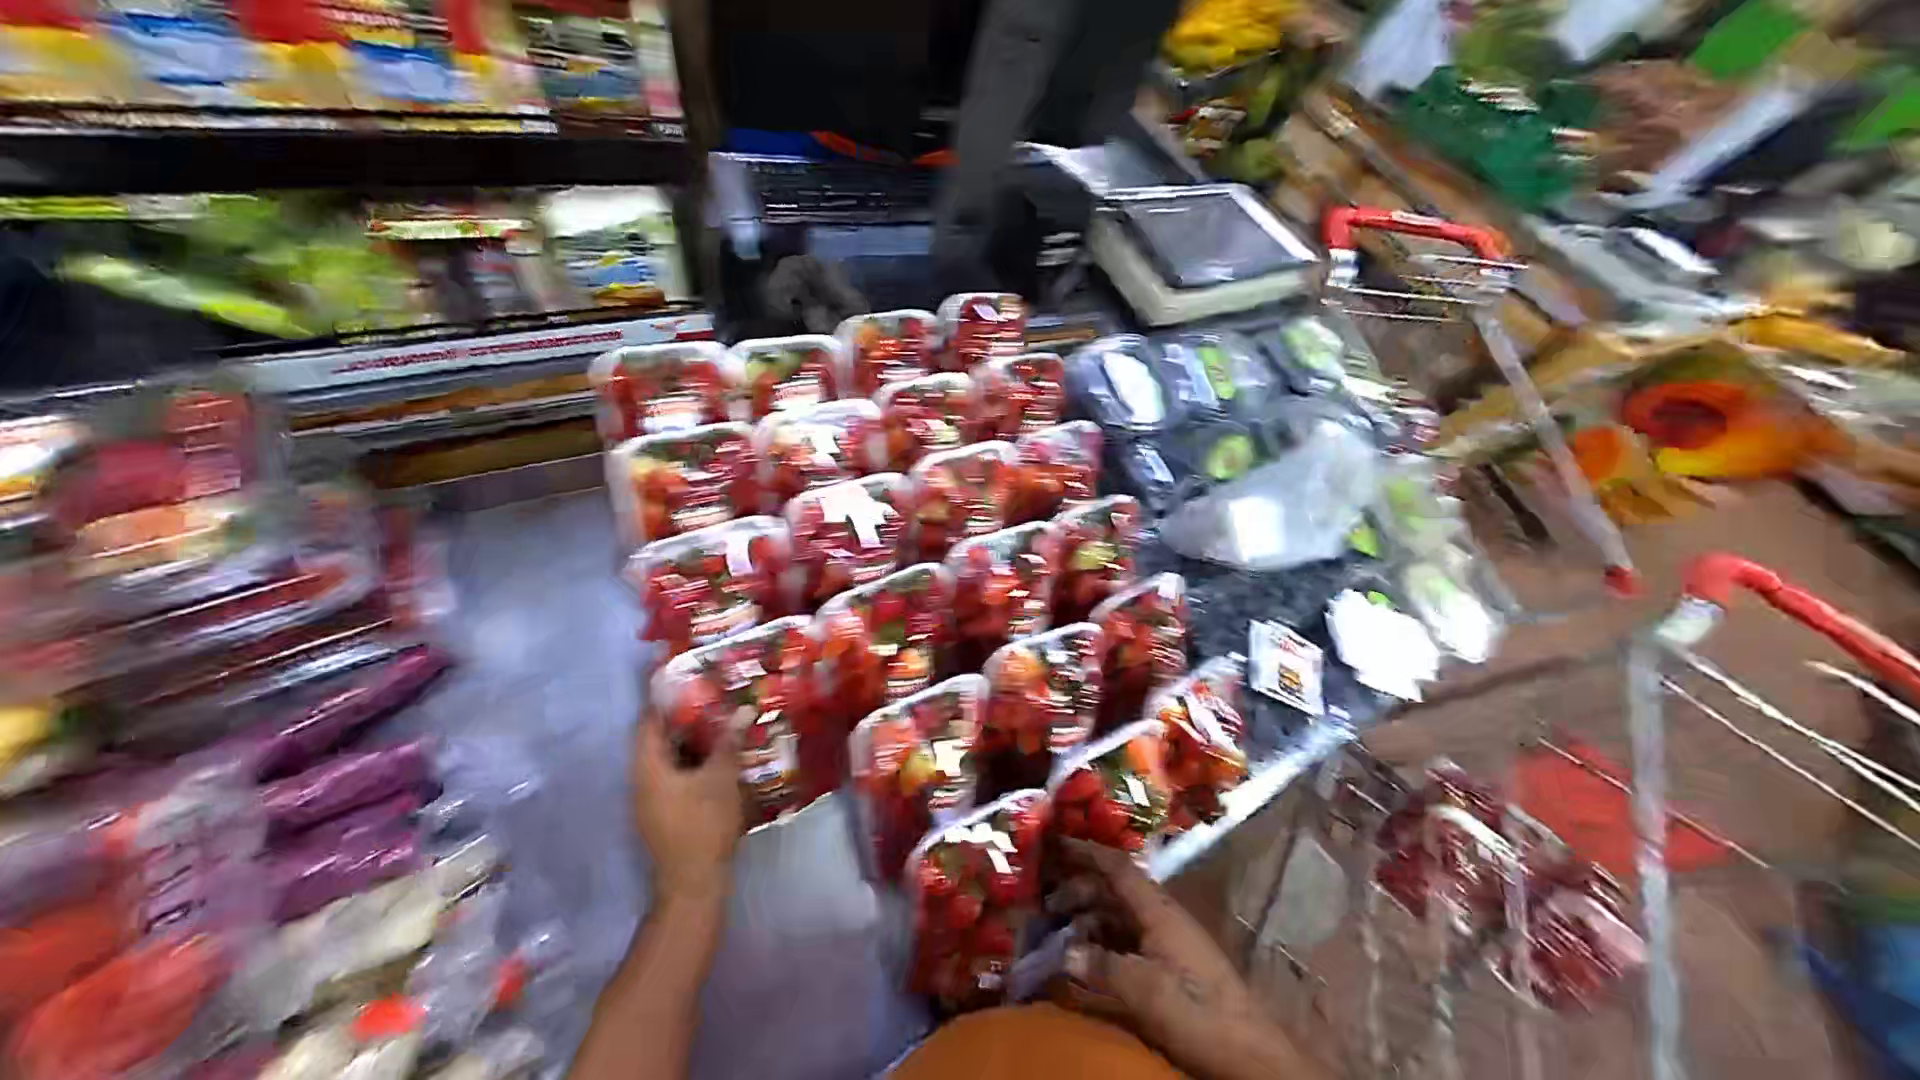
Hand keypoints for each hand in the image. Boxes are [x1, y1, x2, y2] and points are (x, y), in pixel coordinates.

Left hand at [632, 715, 742, 904]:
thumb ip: (729, 741)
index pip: (649, 722)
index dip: (666, 699)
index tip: (690, 680)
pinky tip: (720, 761)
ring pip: (670, 761)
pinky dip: (694, 764)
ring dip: (693, 744)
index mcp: (647, 767)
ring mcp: (651, 801)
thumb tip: (744, 709)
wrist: (693, 883)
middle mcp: (642, 781)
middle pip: (660, 741)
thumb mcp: (721, 777)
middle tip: (716, 701)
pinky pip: (676, 778)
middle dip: (687, 720)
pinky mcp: (664, 815)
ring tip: (723, 726)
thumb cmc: (703, 823)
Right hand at [1051, 839, 1322, 1079]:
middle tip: (1047, 903)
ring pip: (1120, 916)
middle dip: (1080, 890)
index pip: (1118, 867)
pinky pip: (1128, 940)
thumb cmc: (1198, 1010)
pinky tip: (1088, 959)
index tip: (1057, 843)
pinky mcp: (1171, 966)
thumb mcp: (1145, 990)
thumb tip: (1066, 953)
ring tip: (1062, 933)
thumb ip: (1103, 967)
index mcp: (1158, 909)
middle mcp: (1162, 916)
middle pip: (1115, 891)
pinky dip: (1104, 942)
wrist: (1252, 1055)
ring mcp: (1168, 941)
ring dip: (1090, 919)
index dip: (1087, 852)